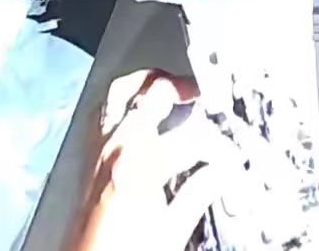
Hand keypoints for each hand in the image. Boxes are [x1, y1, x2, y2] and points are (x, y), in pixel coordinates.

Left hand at [71, 70, 234, 250]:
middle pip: (155, 92)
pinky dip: (124, 103)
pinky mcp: (88, 158)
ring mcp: (98, 149)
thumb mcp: (170, 233)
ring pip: (123, 91)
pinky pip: (104, 112)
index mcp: (140, 164)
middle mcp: (116, 147)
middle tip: (202, 96)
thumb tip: (225, 169)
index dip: (218, 146)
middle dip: (184, 89)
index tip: (230, 158)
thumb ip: (199, 192)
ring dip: (150, 85)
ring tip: (170, 90)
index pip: (192, 137)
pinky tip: (139, 112)